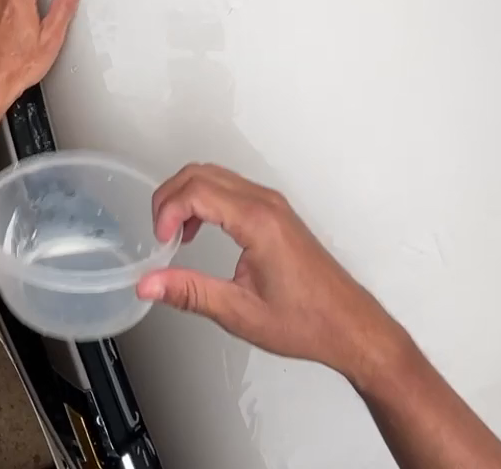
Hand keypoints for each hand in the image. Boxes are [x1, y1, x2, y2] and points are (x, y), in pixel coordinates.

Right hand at [136, 163, 411, 390]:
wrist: (351, 327)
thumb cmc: (306, 322)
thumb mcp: (239, 313)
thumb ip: (189, 293)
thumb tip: (148, 283)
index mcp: (257, 222)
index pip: (196, 191)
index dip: (168, 211)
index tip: (160, 241)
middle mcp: (265, 202)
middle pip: (200, 173)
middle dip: (169, 197)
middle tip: (159, 231)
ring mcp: (271, 202)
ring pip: (213, 174)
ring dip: (185, 195)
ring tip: (174, 233)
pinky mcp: (273, 209)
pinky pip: (228, 186)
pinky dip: (203, 198)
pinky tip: (198, 229)